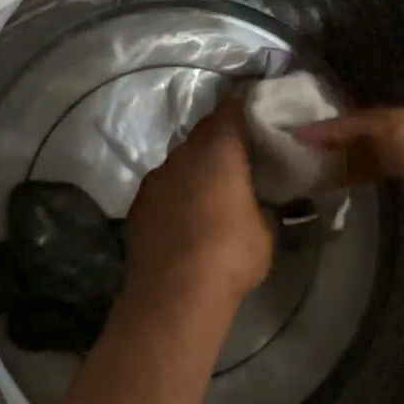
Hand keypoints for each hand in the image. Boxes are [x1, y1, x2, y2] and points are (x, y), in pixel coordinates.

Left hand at [126, 97, 273, 305]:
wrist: (175, 294)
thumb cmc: (230, 253)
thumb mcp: (266, 231)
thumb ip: (266, 207)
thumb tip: (264, 204)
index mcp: (218, 149)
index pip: (230, 110)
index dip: (243, 108)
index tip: (256, 113)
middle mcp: (183, 154)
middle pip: (203, 135)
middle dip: (220, 142)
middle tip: (240, 157)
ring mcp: (155, 179)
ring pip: (180, 163)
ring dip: (196, 171)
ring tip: (213, 193)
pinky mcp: (138, 206)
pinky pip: (163, 190)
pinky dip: (176, 196)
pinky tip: (186, 219)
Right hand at [297, 109, 403, 294]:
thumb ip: (401, 144)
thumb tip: (362, 124)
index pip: (380, 118)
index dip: (339, 126)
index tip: (300, 135)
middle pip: (385, 130)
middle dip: (346, 139)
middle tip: (305, 153)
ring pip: (392, 151)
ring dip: (359, 156)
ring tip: (323, 169)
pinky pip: (402, 171)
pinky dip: (377, 173)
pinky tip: (361, 183)